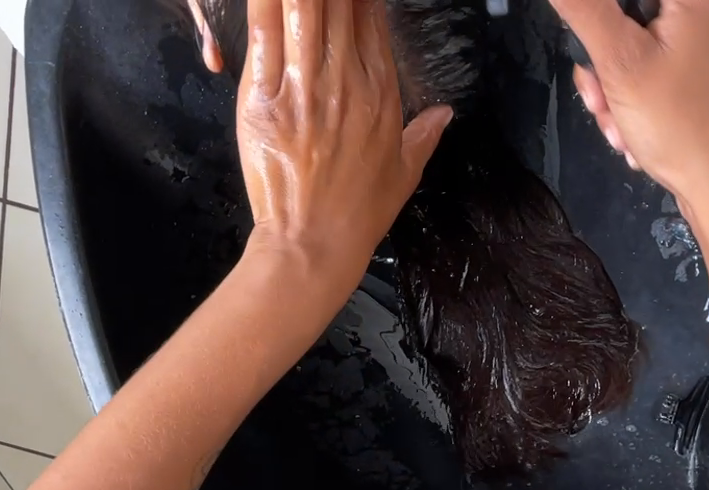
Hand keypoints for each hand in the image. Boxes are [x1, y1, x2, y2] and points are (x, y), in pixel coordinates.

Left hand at [235, 0, 451, 289]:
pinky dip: (266, 3)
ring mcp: (302, 86)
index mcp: (379, 93)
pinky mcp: (261, 96)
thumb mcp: (404, 177)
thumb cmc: (358, 215)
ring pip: (303, 4)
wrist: (313, 245)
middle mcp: (344, 80)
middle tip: (329, 0)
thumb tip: (446, 114)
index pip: (370, 13)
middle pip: (337, 1)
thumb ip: (425, 137)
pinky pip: (263, 29)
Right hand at [551, 0, 708, 228]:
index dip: (600, 15)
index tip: (590, 42)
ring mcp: (707, 37)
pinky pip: (654, 68)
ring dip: (614, 88)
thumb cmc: (681, 124)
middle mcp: (706, 1)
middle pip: (630, 14)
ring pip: (637, 44)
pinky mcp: (702, 69)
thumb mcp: (621, 64)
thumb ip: (584, 8)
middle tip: (599, 98)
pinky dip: (635, 99)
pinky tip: (634, 131)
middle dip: (603, 57)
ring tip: (619, 126)